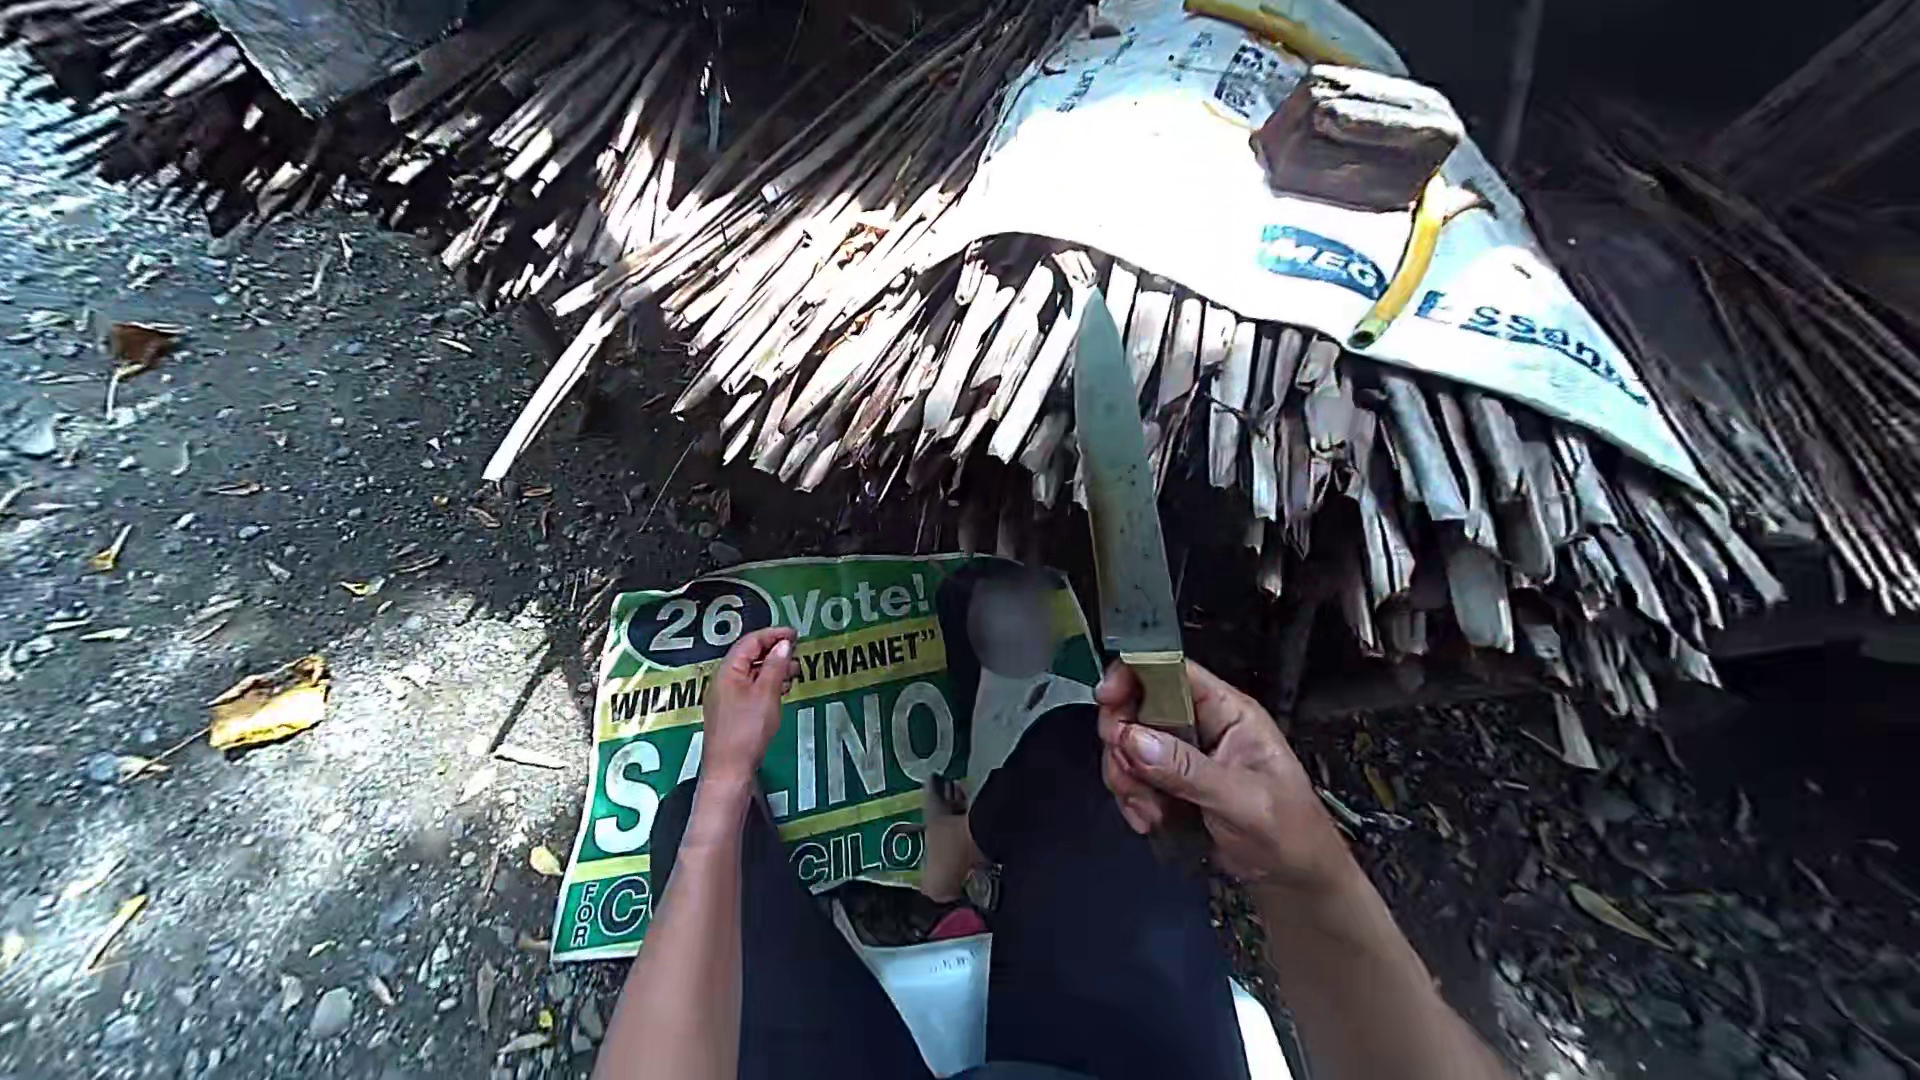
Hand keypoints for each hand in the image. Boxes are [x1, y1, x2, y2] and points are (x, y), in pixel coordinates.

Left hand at [700, 627, 798, 789]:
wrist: (730, 770)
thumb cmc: (748, 729)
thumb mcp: (766, 693)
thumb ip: (775, 665)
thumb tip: (784, 644)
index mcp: (728, 671)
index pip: (751, 641)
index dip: (774, 634)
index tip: (795, 635)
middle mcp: (724, 679)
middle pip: (749, 654)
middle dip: (774, 651)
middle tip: (797, 654)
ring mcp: (726, 696)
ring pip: (751, 671)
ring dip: (773, 668)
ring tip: (794, 673)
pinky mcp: (732, 711)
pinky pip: (751, 687)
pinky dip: (767, 683)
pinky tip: (781, 690)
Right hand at [1097, 659, 1351, 889]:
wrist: (1296, 884)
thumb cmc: (1289, 834)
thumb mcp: (1245, 802)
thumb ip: (1188, 770)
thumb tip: (1133, 738)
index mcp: (1225, 711)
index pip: (1171, 670)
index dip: (1133, 674)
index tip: (1107, 699)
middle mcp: (1198, 723)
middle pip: (1136, 704)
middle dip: (1122, 739)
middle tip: (1127, 773)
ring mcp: (1179, 752)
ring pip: (1126, 742)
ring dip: (1126, 777)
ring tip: (1148, 812)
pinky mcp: (1166, 780)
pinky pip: (1130, 774)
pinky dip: (1130, 797)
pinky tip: (1148, 821)